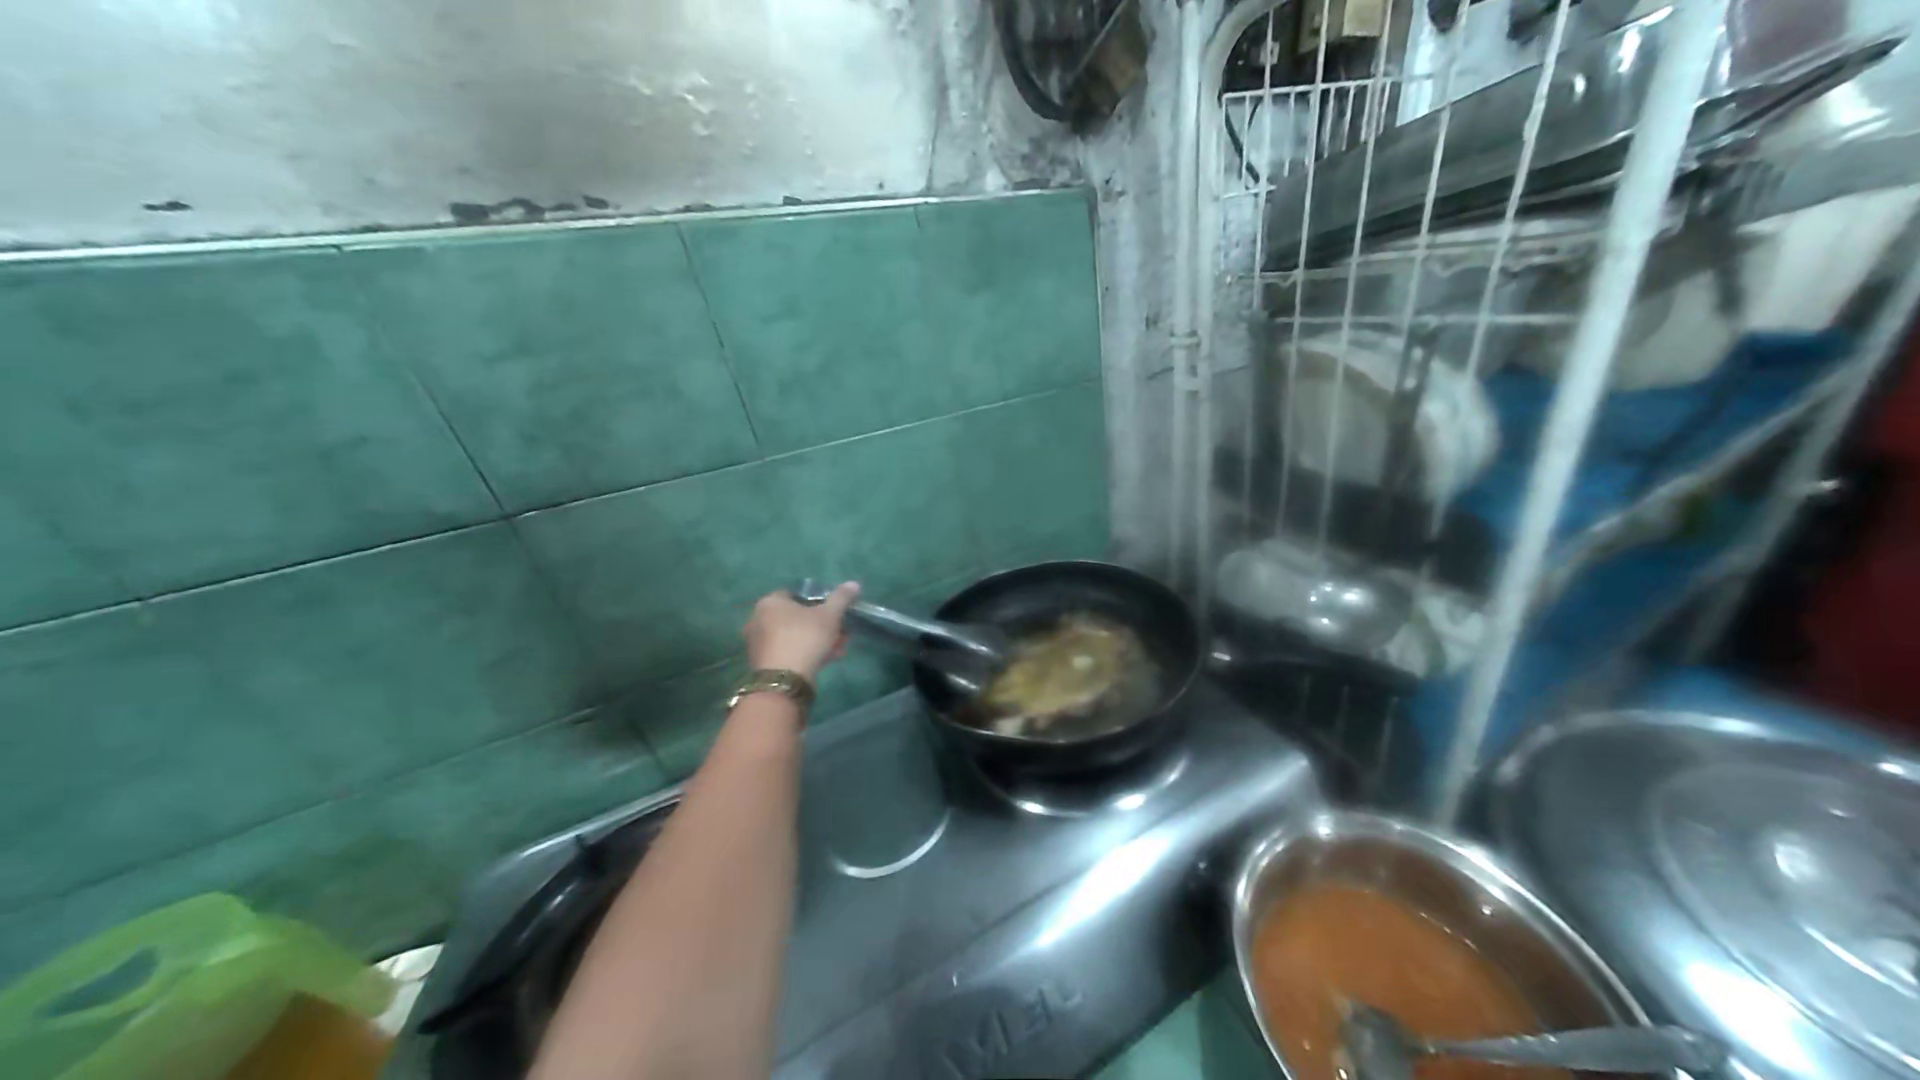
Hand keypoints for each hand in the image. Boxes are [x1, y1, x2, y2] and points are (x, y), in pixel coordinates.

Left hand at [744, 583, 859, 680]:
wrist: (784, 680)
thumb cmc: (805, 638)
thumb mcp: (830, 615)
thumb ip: (841, 598)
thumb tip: (854, 584)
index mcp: (770, 602)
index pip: (797, 594)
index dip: (819, 602)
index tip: (835, 613)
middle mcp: (758, 619)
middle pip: (797, 617)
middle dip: (821, 625)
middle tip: (840, 634)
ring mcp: (758, 643)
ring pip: (793, 636)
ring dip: (816, 641)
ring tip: (837, 650)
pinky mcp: (762, 663)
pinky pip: (787, 652)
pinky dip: (804, 653)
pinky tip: (824, 661)